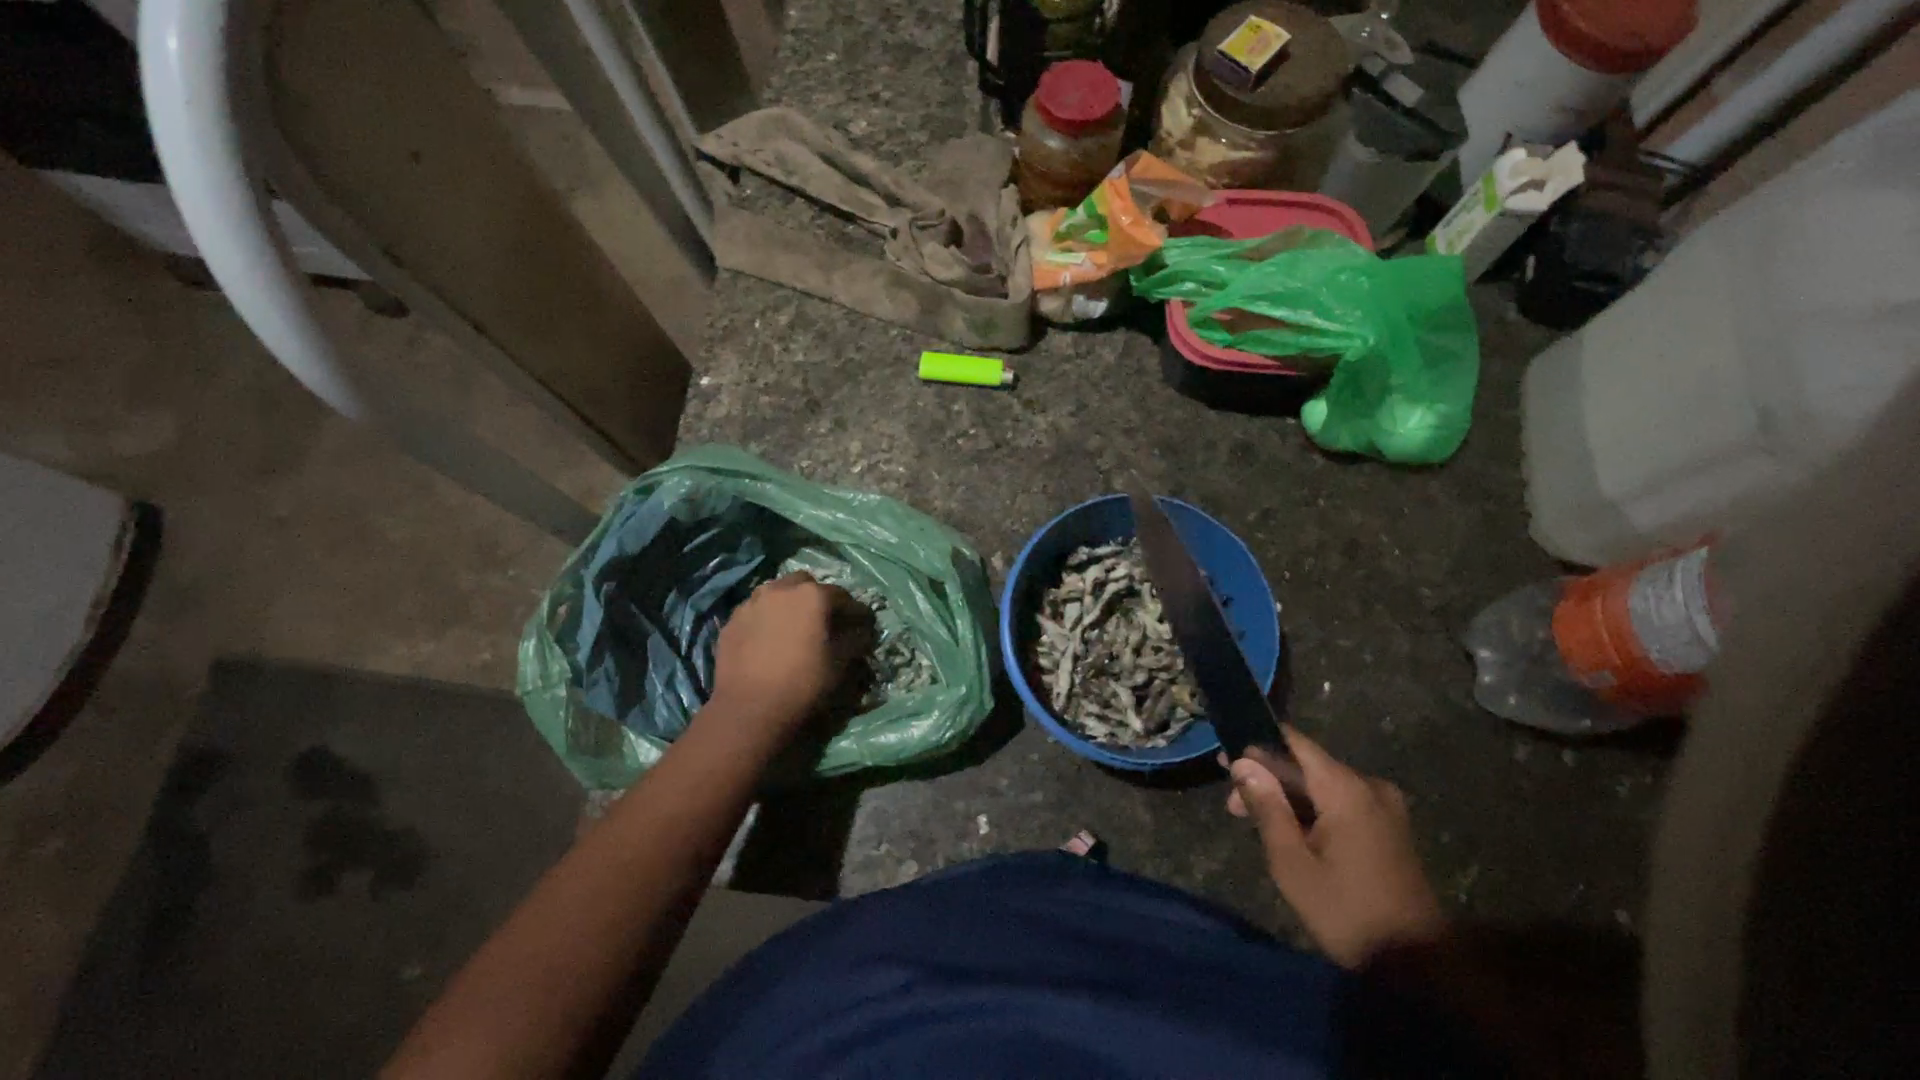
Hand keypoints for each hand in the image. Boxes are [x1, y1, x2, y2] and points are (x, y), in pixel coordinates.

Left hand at [709, 573, 875, 736]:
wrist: (748, 708)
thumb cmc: (802, 683)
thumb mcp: (840, 664)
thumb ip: (855, 640)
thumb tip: (862, 631)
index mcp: (812, 595)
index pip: (843, 596)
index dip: (856, 611)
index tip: (863, 625)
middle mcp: (780, 589)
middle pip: (805, 585)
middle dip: (818, 598)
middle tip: (824, 622)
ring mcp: (751, 602)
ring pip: (776, 593)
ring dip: (789, 604)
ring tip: (794, 628)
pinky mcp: (731, 621)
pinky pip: (756, 611)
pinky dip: (767, 619)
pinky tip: (769, 640)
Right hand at [1224, 727, 1444, 967]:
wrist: (1418, 960)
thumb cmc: (1345, 911)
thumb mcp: (1292, 862)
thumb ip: (1267, 807)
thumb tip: (1243, 764)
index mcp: (1345, 789)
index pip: (1294, 743)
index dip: (1256, 746)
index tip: (1224, 759)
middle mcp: (1369, 785)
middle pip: (1308, 766)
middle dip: (1269, 779)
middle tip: (1233, 807)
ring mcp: (1385, 805)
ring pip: (1324, 785)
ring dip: (1289, 797)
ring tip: (1257, 823)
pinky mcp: (1390, 826)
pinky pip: (1342, 802)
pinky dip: (1313, 810)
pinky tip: (1291, 832)